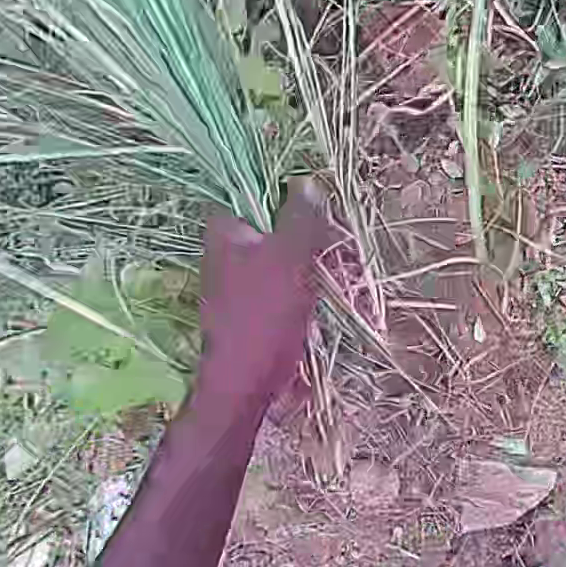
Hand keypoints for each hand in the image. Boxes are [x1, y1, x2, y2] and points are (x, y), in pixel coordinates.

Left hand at [193, 185, 332, 407]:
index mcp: (224, 232)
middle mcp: (226, 254)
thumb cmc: (262, 317)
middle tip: (339, 249)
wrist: (245, 384)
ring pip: (283, 260)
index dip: (289, 199)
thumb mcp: (289, 259)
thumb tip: (307, 182)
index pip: (255, 196)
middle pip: (274, 230)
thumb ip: (299, 218)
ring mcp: (238, 284)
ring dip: (312, 265)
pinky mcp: (253, 310)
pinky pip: (284, 287)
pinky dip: (305, 289)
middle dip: (309, 237)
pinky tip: (324, 300)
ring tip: (340, 275)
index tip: (321, 211)